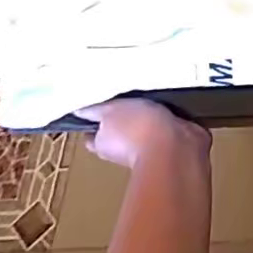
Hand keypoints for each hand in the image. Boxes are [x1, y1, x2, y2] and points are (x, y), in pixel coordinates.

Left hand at [75, 99, 210, 168]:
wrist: (174, 144)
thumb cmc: (137, 128)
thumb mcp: (111, 111)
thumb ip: (96, 110)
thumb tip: (79, 112)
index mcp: (101, 145)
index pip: (92, 136)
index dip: (94, 124)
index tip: (100, 110)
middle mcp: (121, 151)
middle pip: (117, 134)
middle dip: (122, 122)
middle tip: (129, 102)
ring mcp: (146, 149)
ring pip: (141, 133)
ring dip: (146, 122)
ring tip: (154, 103)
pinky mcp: (169, 145)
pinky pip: (164, 131)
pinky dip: (166, 123)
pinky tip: (171, 111)